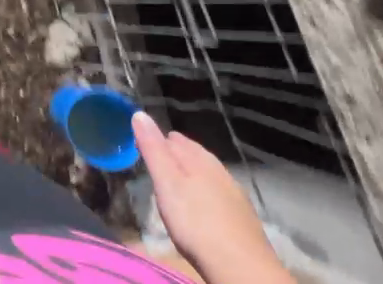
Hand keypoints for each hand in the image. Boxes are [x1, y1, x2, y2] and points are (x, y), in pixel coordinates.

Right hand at [133, 113, 291, 283]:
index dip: (157, 139)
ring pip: (209, 173)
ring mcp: (235, 195)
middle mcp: (220, 172)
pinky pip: (219, 193)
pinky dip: (206, 191)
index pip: (175, 140)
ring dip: (192, 172)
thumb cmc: (195, 222)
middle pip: (195, 155)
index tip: (142, 145)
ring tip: (176, 180)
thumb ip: (153, 149)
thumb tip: (139, 113)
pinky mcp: (243, 217)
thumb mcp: (166, 183)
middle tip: (156, 161)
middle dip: (176, 154)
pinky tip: (202, 204)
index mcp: (199, 160)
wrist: (242, 269)